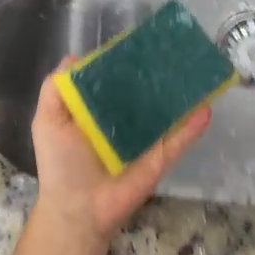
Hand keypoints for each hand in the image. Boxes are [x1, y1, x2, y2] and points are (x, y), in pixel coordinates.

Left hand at [28, 58, 211, 254]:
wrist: (78, 210)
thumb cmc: (61, 164)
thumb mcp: (48, 121)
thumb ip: (56, 88)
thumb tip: (76, 57)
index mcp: (98, 111)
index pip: (116, 81)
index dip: (125, 63)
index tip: (139, 43)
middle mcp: (124, 121)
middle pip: (145, 93)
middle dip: (158, 74)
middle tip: (174, 53)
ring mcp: (145, 140)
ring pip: (168, 113)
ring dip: (183, 95)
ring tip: (197, 72)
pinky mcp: (160, 158)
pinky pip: (179, 140)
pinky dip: (193, 125)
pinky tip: (206, 107)